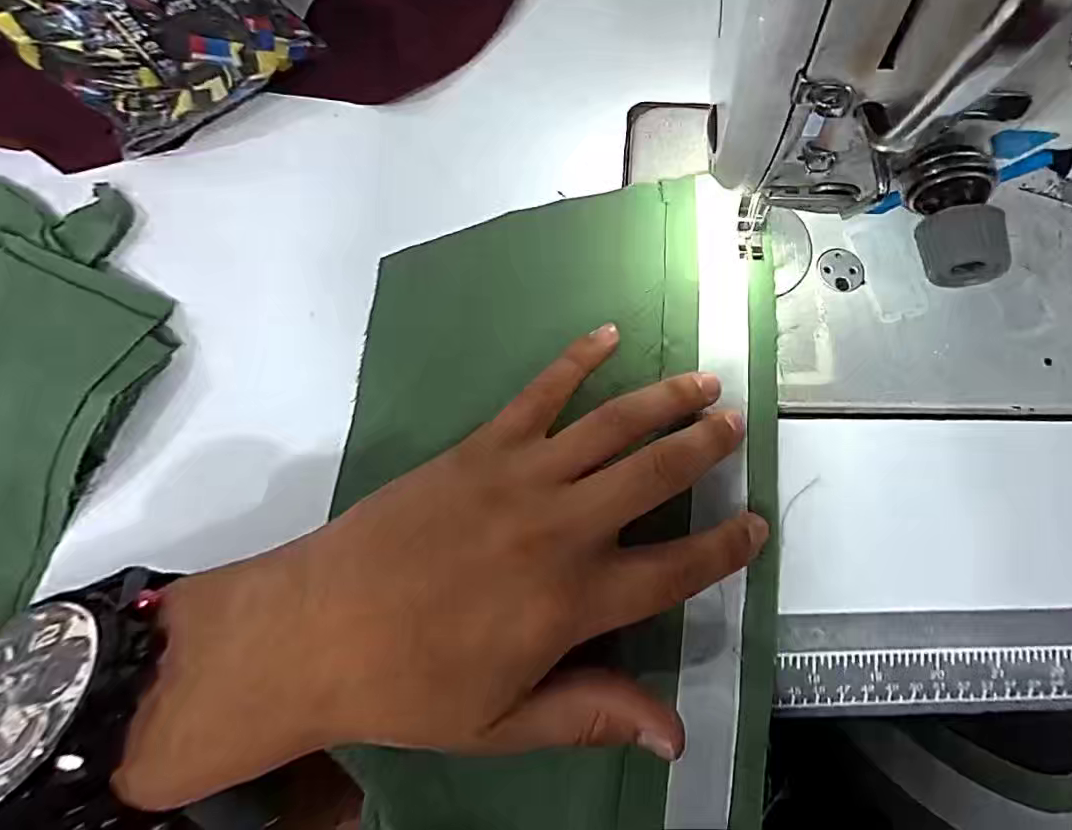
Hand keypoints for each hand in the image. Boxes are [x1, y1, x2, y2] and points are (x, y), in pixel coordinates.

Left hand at [114, 324, 766, 809]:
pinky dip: (577, 359)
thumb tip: (673, 737)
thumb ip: (592, 715)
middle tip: (737, 423)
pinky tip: (607, 332)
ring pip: (613, 425)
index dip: (725, 548)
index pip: (675, 570)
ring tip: (704, 380)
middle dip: (705, 445)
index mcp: (572, 600)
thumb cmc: (412, 684)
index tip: (758, 525)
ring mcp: (523, 476)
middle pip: (655, 475)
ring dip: (665, 398)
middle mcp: (562, 527)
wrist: (313, 629)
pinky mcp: (485, 445)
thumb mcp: (503, 723)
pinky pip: (542, 392)